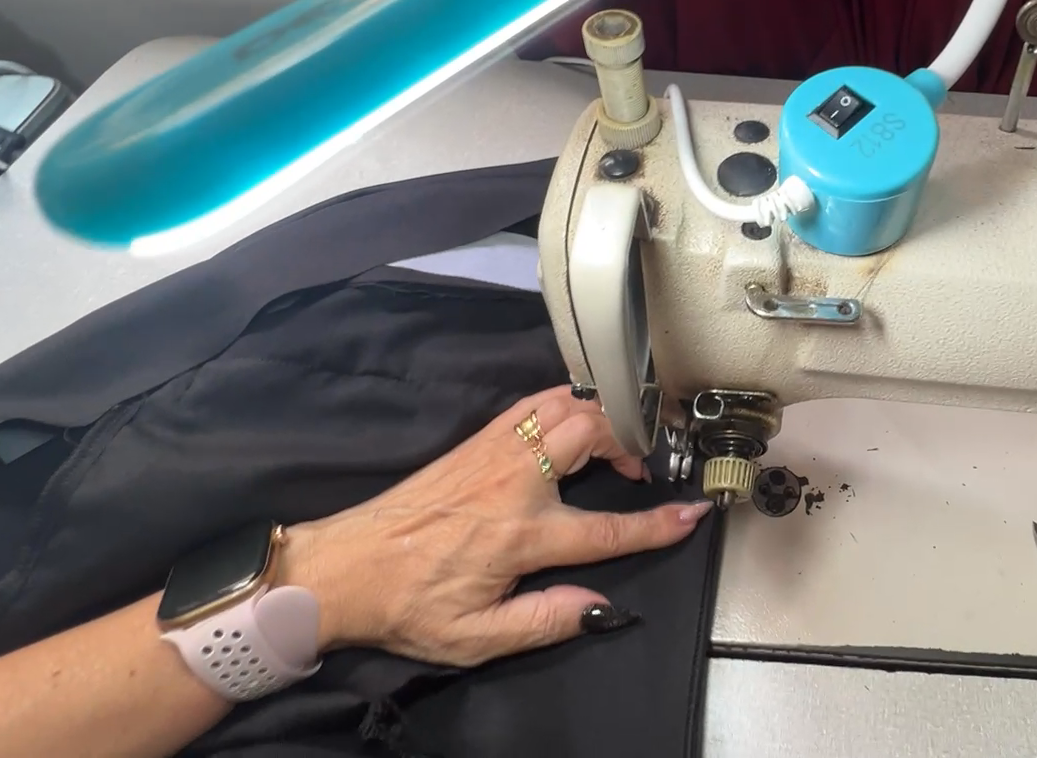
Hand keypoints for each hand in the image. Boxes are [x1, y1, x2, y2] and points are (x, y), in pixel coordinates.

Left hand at [280, 386, 711, 666]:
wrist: (345, 566)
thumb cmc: (411, 604)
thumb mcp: (474, 637)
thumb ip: (544, 621)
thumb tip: (602, 607)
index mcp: (520, 534)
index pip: (606, 529)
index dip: (656, 524)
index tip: (691, 513)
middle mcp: (517, 481)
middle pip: (594, 434)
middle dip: (632, 442)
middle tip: (639, 467)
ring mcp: (498, 450)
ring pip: (569, 407)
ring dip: (604, 416)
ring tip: (614, 439)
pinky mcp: (481, 437)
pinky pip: (538, 401)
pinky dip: (570, 399)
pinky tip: (577, 414)